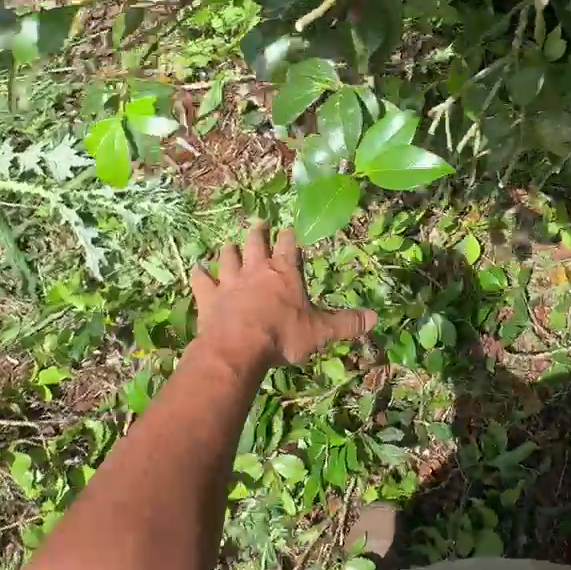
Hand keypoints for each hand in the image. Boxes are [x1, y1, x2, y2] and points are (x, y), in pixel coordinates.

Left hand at [189, 220, 376, 368]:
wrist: (238, 347)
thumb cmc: (283, 335)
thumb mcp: (321, 331)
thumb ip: (346, 323)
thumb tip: (375, 318)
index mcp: (285, 272)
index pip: (289, 245)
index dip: (290, 236)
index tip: (290, 228)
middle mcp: (257, 269)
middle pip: (255, 242)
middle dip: (257, 232)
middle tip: (257, 222)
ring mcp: (230, 281)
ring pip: (228, 256)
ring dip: (229, 250)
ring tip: (229, 245)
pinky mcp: (209, 297)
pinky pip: (201, 280)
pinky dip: (198, 274)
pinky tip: (195, 268)